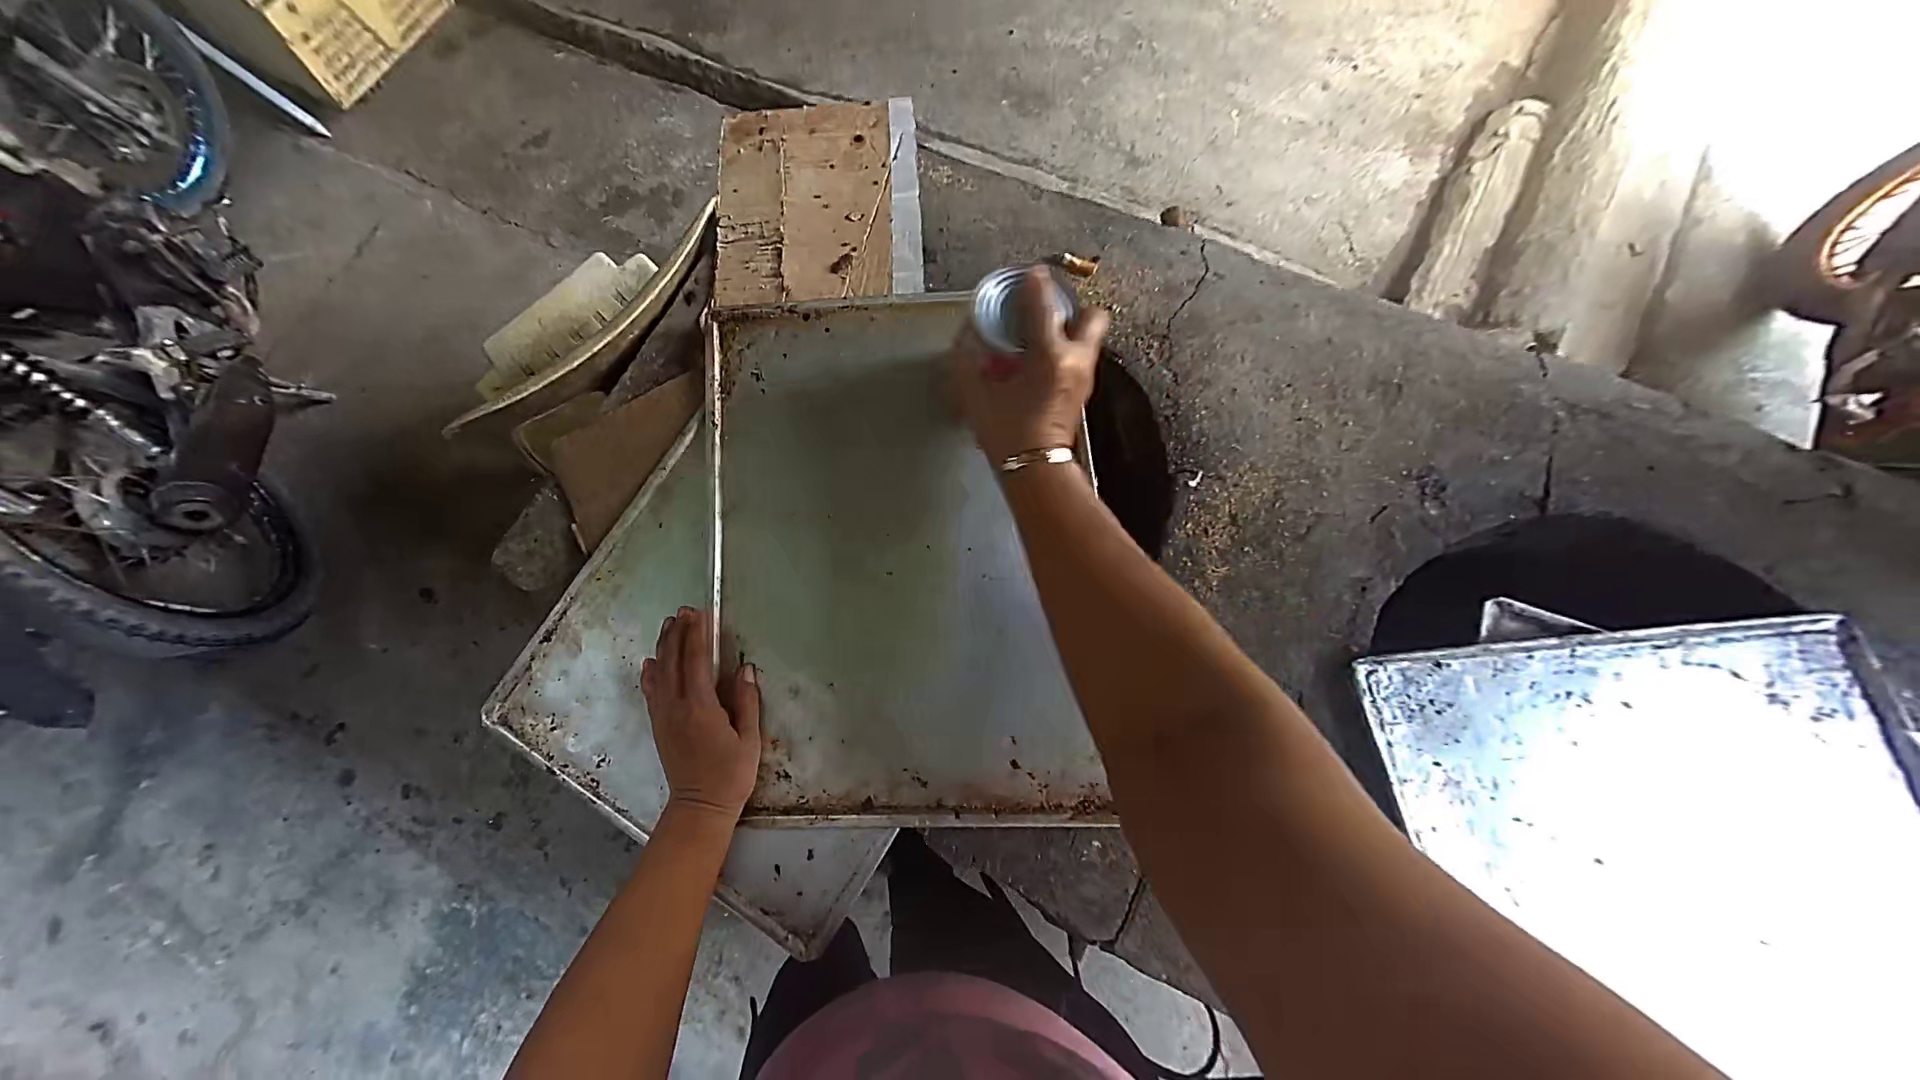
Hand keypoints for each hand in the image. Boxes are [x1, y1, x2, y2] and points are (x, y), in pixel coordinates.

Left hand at [640, 607, 761, 821]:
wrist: (700, 807)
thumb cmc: (731, 774)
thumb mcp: (749, 739)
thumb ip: (747, 702)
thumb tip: (745, 669)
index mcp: (700, 708)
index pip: (696, 662)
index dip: (697, 635)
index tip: (700, 614)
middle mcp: (676, 708)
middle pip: (673, 662)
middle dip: (678, 633)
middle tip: (684, 611)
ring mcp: (664, 716)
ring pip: (659, 673)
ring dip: (664, 646)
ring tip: (669, 625)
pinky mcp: (659, 726)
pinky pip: (652, 692)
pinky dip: (650, 673)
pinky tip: (651, 661)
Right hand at [949, 266, 1111, 464]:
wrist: (1034, 469)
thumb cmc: (1008, 435)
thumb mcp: (977, 395)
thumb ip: (968, 361)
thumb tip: (966, 339)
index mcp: (1050, 356)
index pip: (1044, 305)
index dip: (1035, 284)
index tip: (1030, 274)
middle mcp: (1075, 361)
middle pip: (1091, 316)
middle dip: (1071, 307)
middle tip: (1045, 311)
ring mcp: (1084, 378)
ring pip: (1087, 338)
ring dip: (1068, 330)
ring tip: (1038, 336)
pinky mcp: (1082, 393)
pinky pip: (1079, 358)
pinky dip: (1064, 352)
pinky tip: (1039, 362)